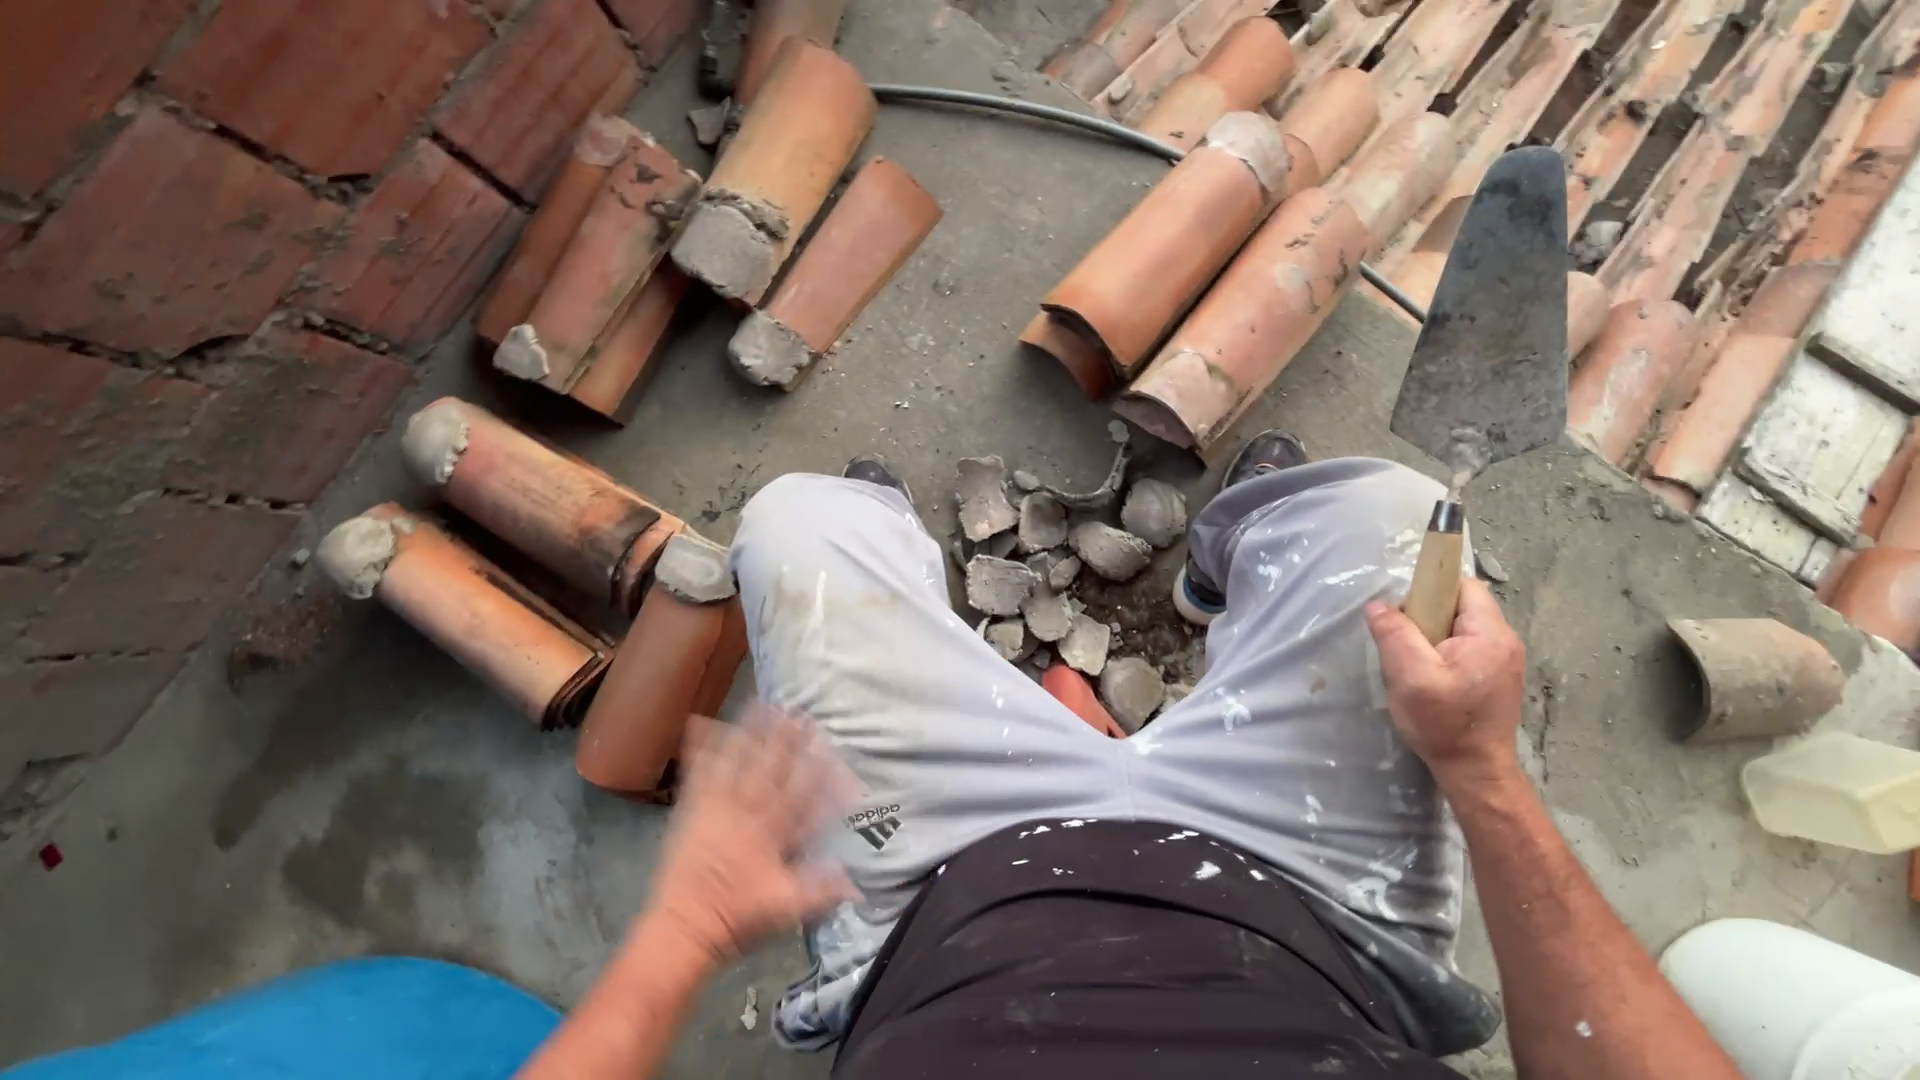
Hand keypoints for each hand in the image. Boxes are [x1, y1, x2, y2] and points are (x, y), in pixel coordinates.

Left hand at [643, 706, 859, 959]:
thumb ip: (821, 892)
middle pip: (772, 772)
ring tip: (762, 703)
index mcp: (772, 838)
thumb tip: (859, 885)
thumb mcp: (786, 910)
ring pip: (738, 764)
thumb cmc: (736, 920)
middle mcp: (747, 816)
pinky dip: (700, 746)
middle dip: (788, 741)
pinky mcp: (692, 810)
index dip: (820, 773)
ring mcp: (717, 809)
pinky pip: (698, 773)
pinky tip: (699, 720)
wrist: (683, 929)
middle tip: (801, 713)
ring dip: (751, 733)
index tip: (834, 749)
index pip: (802, 799)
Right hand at [1365, 577, 1526, 785]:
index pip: (1462, 585)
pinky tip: (1429, 677)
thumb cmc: (1444, 723)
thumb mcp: (1409, 676)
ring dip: (1431, 637)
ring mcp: (1503, 658)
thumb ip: (1394, 634)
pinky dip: (1442, 653)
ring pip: (1459, 626)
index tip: (1405, 614)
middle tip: (1405, 646)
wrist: (1475, 770)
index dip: (1430, 590)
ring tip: (1414, 665)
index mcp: (1490, 634)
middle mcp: (1505, 640)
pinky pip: (1464, 645)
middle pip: (1460, 604)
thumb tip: (1378, 605)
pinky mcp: (1495, 674)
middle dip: (1427, 617)